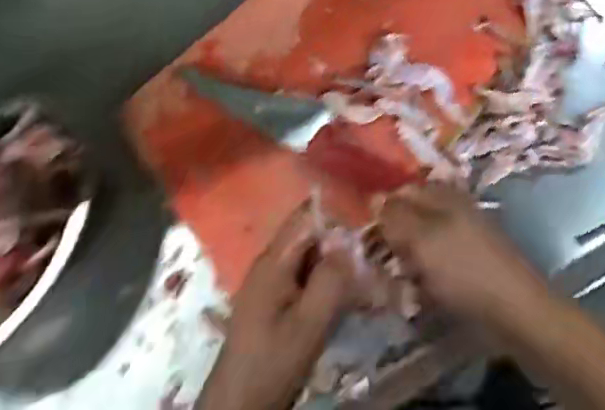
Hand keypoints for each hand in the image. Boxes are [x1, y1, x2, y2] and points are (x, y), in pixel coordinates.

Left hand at [198, 207, 353, 409]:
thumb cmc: (272, 362)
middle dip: (339, 245)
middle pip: (310, 235)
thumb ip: (331, 278)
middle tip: (368, 263)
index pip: (308, 215)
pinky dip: (323, 283)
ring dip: (334, 266)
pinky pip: (303, 278)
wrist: (237, 408)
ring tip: (360, 283)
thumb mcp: (308, 323)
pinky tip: (341, 302)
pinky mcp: (272, 303)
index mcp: (274, 259)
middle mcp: (269, 263)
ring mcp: (269, 283)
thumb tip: (351, 241)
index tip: (365, 235)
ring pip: (309, 258)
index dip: (338, 218)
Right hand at [373, 184, 553, 336]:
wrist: (515, 310)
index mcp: (442, 195)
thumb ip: (396, 216)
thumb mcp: (423, 240)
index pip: (401, 191)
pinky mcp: (467, 266)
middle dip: (390, 240)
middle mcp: (451, 210)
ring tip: (393, 285)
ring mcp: (461, 238)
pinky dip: (422, 280)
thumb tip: (373, 196)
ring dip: (405, 264)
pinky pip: (434, 266)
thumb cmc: (465, 270)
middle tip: (374, 265)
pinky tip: (416, 297)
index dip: (379, 209)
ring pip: (420, 245)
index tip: (359, 235)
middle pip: (410, 217)